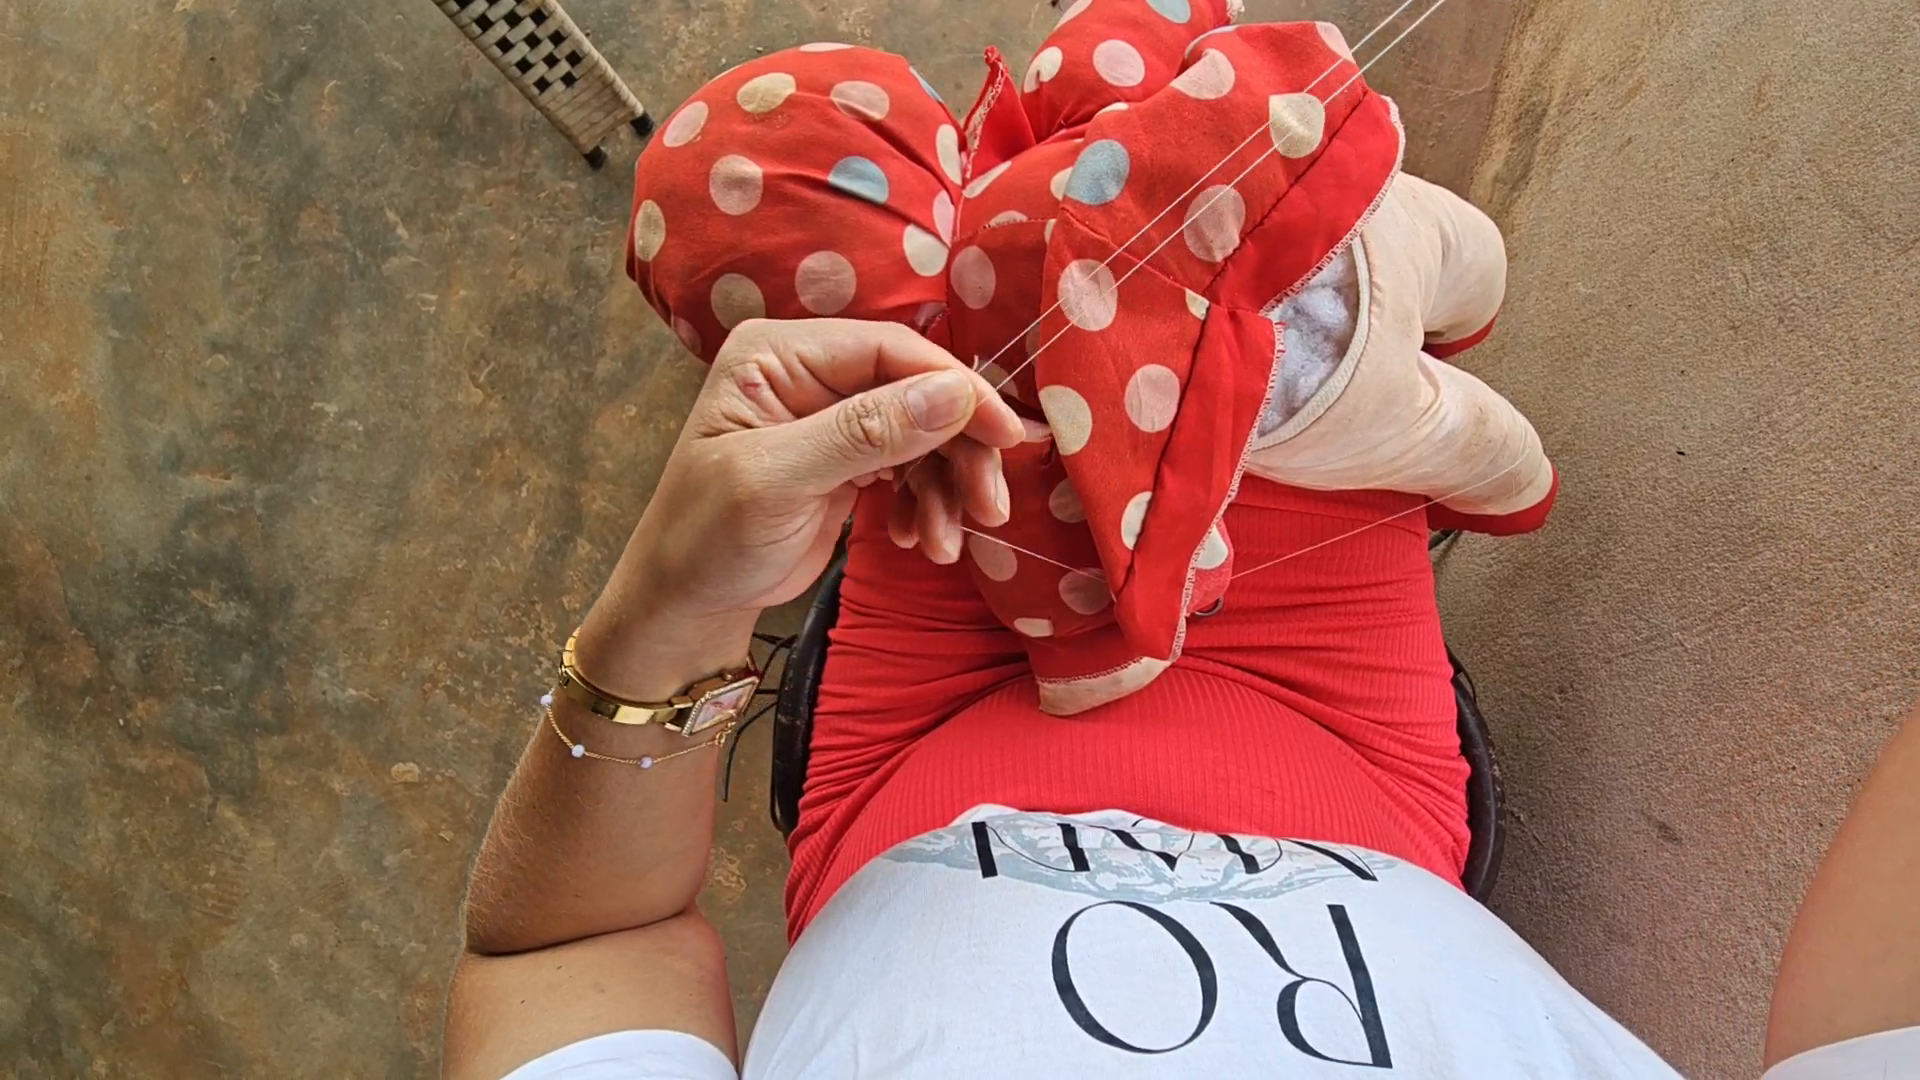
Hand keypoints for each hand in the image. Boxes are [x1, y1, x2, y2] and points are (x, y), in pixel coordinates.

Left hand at [576, 319, 1021, 692]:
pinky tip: (919, 540)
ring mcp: (835, 419)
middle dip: (958, 452)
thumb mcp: (778, 482)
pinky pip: (912, 470)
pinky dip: (926, 505)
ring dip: (946, 490)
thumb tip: (955, 393)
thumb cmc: (709, 538)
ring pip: (923, 436)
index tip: (1005, 436)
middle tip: (989, 508)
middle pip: (917, 394)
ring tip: (945, 546)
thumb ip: (865, 433)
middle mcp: (813, 375)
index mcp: (782, 355)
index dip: (956, 390)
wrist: (690, 602)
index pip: (890, 351)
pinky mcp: (852, 462)